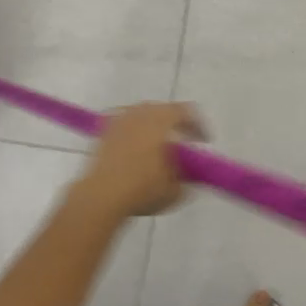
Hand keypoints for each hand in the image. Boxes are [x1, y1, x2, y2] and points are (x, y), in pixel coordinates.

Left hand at [73, 102, 204, 217]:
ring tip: (158, 145)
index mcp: (161, 120)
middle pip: (163, 109)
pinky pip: (123, 123)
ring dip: (153, 126)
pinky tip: (134, 146)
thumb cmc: (143, 190)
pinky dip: (133, 131)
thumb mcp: (177, 189)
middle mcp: (140, 113)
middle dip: (176, 124)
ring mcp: (119, 120)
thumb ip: (188, 174)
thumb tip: (191, 170)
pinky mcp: (102, 131)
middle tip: (183, 142)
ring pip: (142, 114)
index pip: (186, 112)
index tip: (204, 141)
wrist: (101, 196)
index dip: (198, 125)